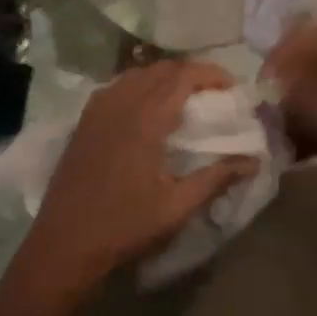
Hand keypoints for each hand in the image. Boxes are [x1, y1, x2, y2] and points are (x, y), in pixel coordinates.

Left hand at [25, 60, 255, 282]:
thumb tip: (253, 161)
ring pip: (137, 74)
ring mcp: (97, 110)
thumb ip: (216, 179)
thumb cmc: (124, 227)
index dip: (210, 73)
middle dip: (191, 73)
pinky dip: (139, 85)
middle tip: (213, 93)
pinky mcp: (83, 122)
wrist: (64, 245)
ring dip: (164, 77)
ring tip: (184, 97)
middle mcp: (120, 104)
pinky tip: (146, 108)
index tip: (232, 87)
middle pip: (161, 69)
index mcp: (145, 119)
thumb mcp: (176, 208)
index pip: (183, 76)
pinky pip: (116, 87)